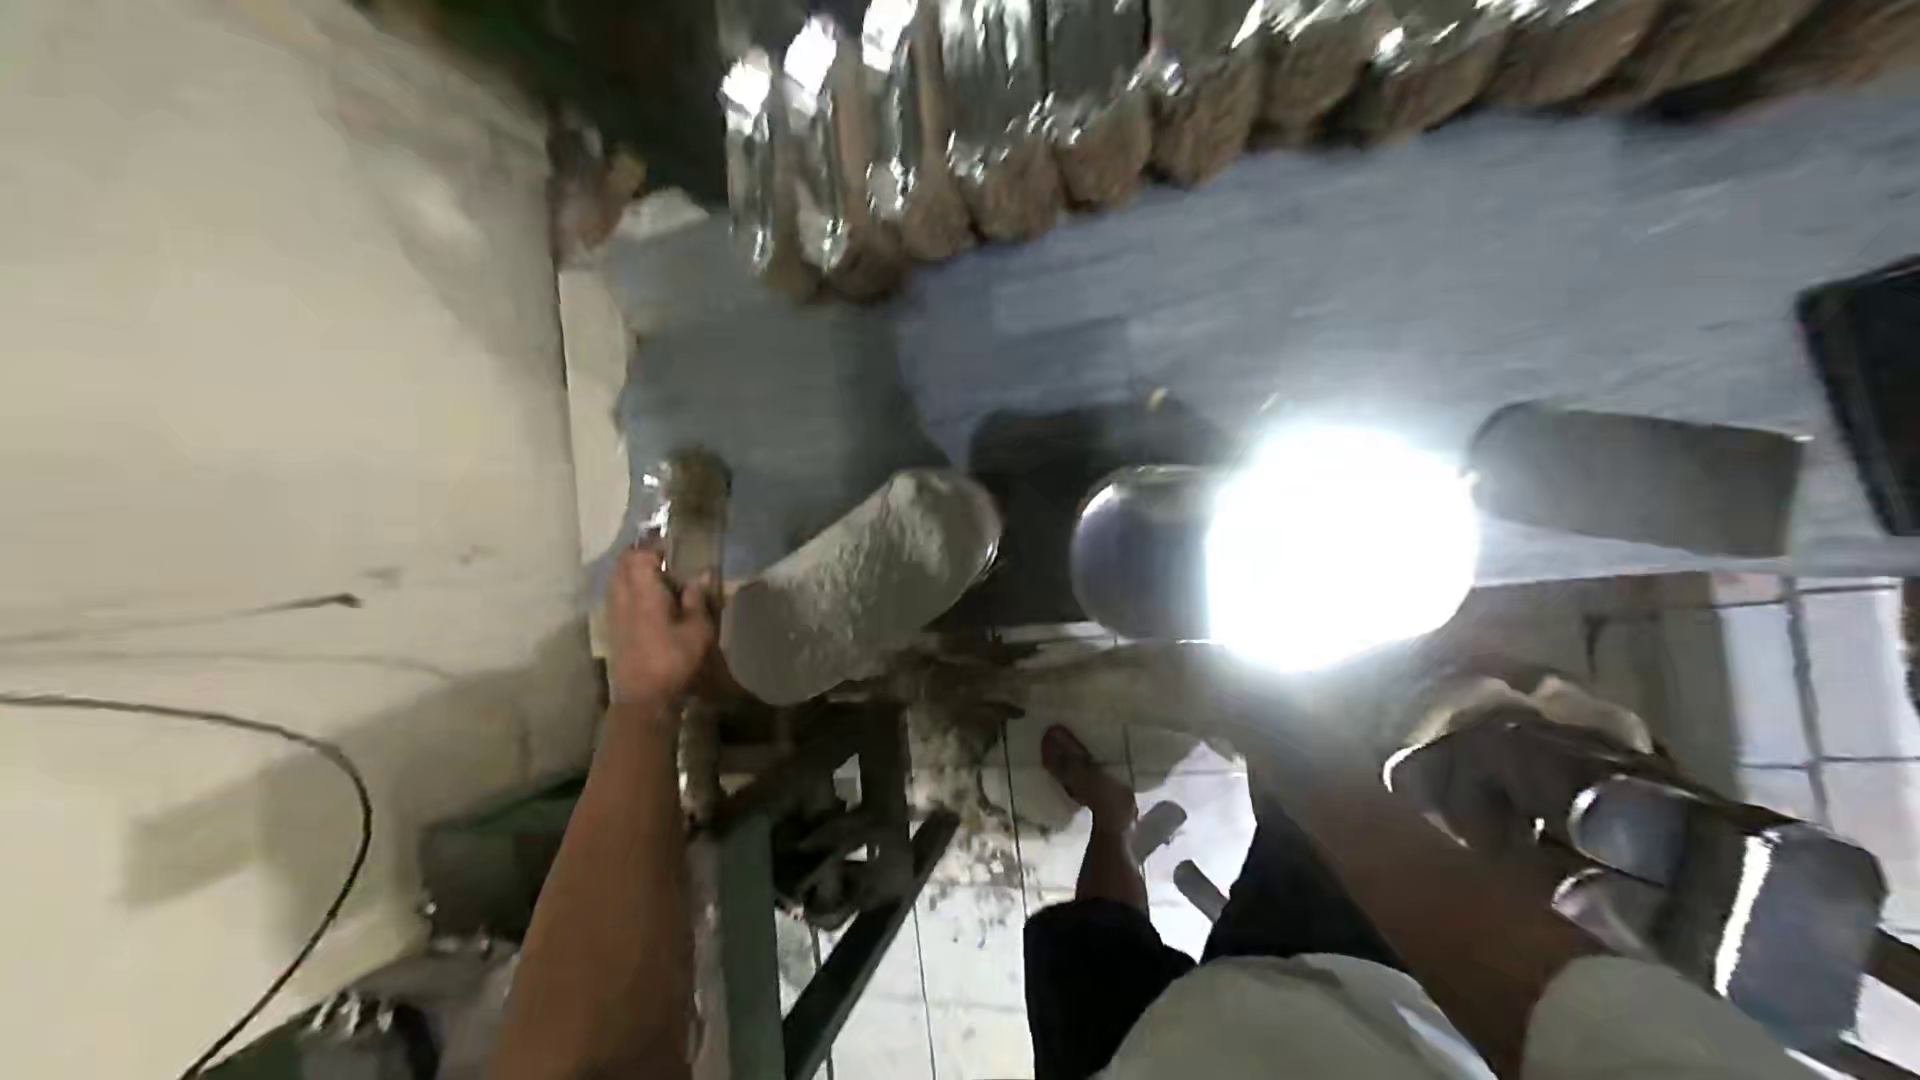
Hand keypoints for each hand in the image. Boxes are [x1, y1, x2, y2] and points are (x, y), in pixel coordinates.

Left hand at [605, 543, 715, 708]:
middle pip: (623, 563)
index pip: (639, 555)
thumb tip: (701, 574)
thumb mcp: (698, 629)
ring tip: (659, 576)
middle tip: (667, 558)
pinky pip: (617, 594)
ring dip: (634, 571)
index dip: (654, 546)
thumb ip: (697, 599)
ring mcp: (613, 612)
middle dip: (642, 554)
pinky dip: (630, 587)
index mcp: (643, 592)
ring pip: (617, 578)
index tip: (673, 546)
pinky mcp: (613, 627)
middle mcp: (622, 597)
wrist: (644, 698)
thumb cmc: (675, 660)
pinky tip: (650, 599)